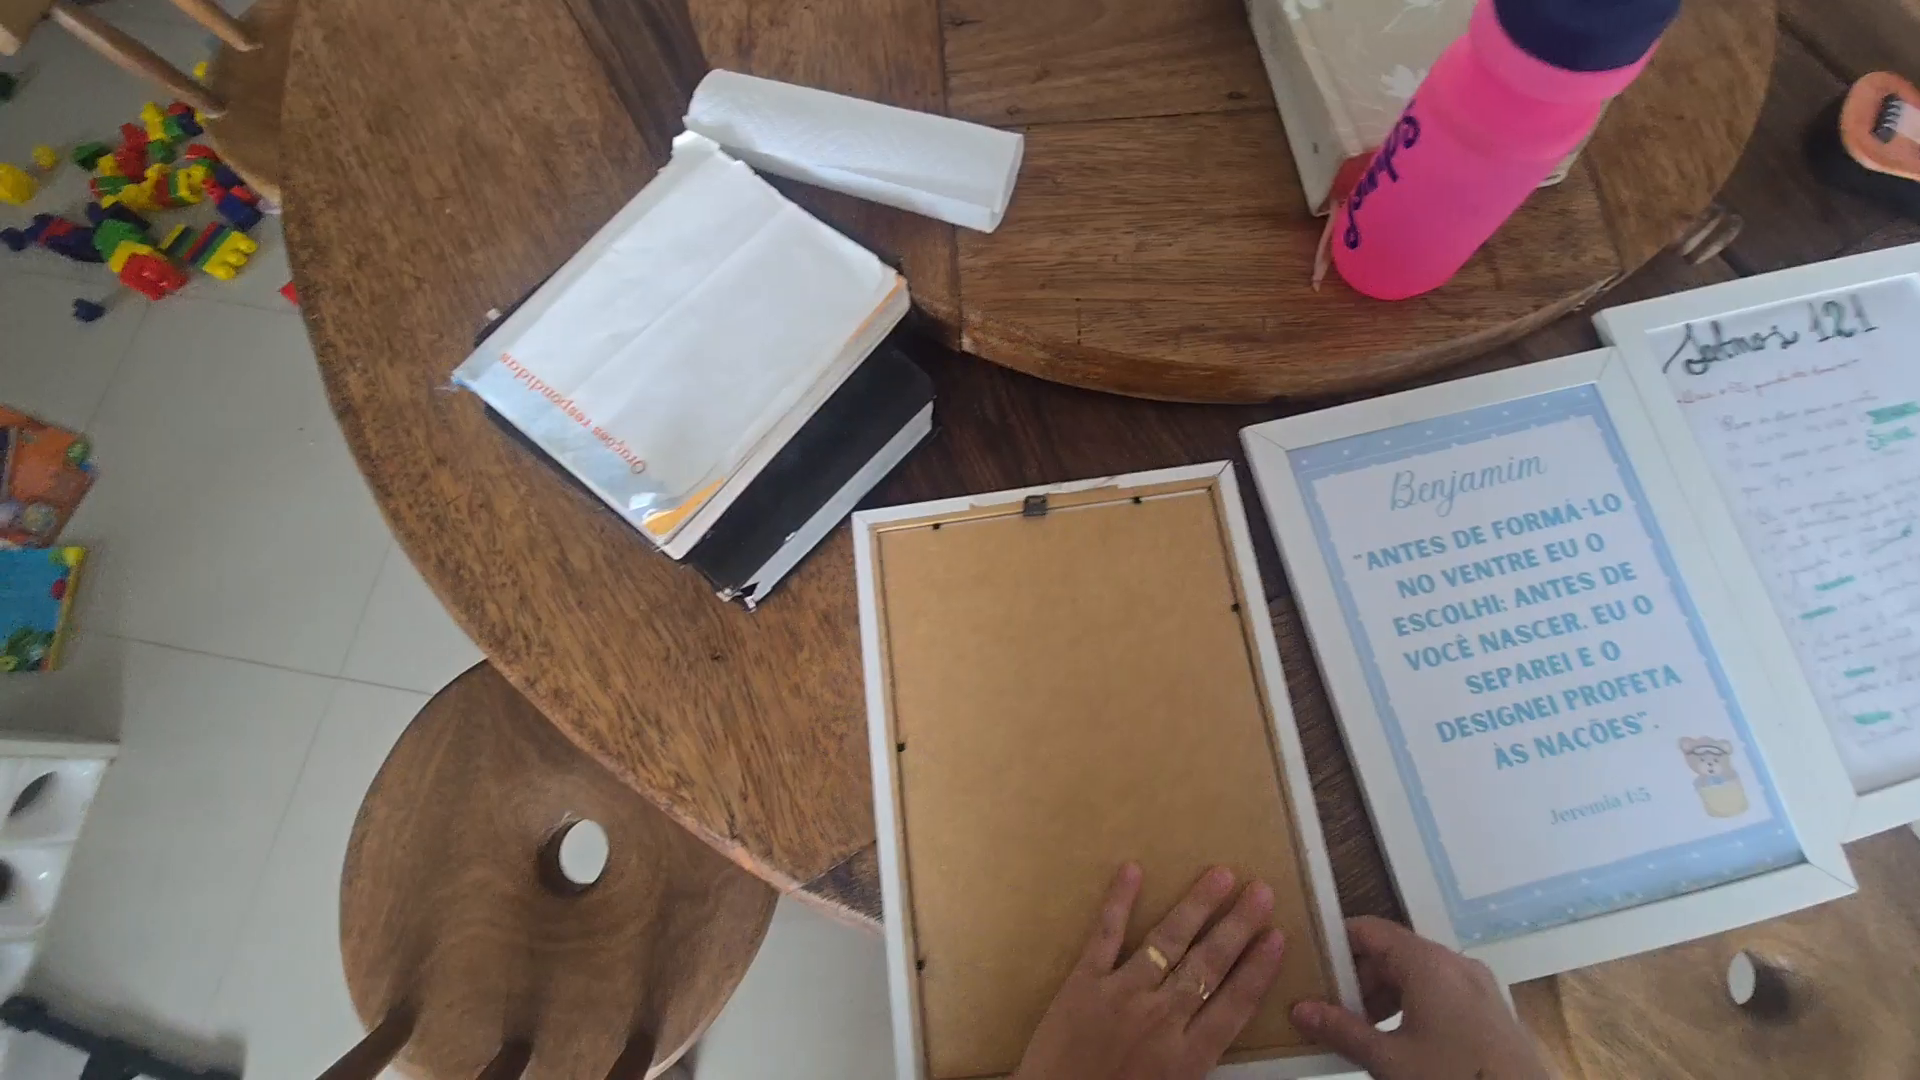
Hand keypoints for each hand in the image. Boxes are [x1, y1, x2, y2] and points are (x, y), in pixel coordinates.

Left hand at [1009, 862, 1286, 1079]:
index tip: (1277, 935)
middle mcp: (1161, 1019)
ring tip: (1220, 875)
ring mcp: (1122, 994)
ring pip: (1167, 941)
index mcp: (1188, 1057)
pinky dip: (1119, 900)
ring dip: (1197, 905)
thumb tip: (1222, 1016)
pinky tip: (1133, 869)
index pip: (1235, 1003)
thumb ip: (1197, 1053)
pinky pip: (1106, 934)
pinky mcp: (1084, 980)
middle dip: (1238, 925)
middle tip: (1260, 890)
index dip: (1259, 968)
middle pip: (1209, 964)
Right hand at [1291, 916, 1550, 1079]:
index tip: (1311, 964)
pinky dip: (1415, 1008)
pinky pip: (1444, 995)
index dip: (1335, 942)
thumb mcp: (1389, 1061)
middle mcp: (1455, 963)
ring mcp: (1481, 989)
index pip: (1368, 929)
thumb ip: (1341, 1030)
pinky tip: (1405, 1044)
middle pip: (1392, 953)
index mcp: (1427, 961)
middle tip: (1333, 1008)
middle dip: (1359, 979)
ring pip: (1418, 976)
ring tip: (1365, 1031)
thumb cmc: (1455, 1079)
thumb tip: (1298, 1008)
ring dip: (1385, 996)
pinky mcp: (1496, 1016)